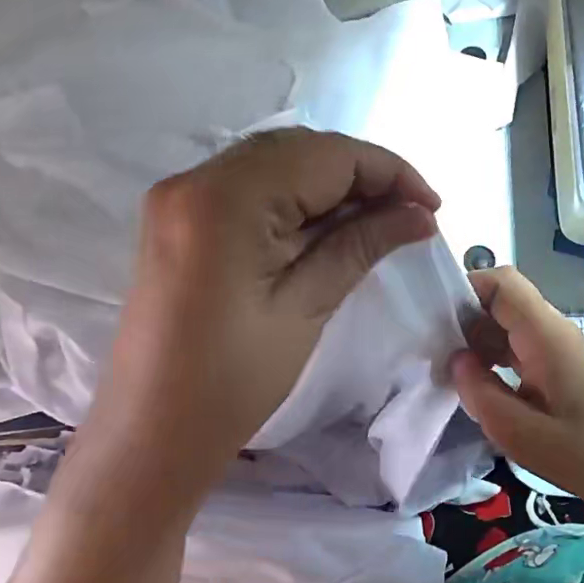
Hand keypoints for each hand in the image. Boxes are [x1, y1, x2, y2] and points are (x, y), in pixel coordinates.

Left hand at [88, 129, 440, 477]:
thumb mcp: (306, 307)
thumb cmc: (233, 381)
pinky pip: (247, 189)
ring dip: (329, 186)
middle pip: (298, 150)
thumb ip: (362, 245)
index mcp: (227, 197)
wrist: (152, 431)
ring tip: (377, 222)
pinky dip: (293, 200)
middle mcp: (195, 179)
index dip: (388, 172)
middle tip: (408, 215)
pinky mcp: (177, 220)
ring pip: (273, 165)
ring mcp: (178, 197)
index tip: (432, 207)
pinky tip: (327, 227)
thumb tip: (420, 215)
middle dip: (361, 175)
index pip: (326, 155)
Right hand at [450, 267, 583, 493]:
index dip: (467, 290)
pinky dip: (490, 350)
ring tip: (453, 367)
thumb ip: (478, 391)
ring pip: (505, 317)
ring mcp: (554, 341)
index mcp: (546, 336)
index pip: (503, 283)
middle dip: (466, 316)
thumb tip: (457, 360)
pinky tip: (477, 378)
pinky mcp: (551, 357)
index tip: (437, 320)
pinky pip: (514, 337)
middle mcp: (552, 328)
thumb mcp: (515, 431)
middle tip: (438, 349)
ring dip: (476, 336)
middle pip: (502, 297)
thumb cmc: (571, 452)